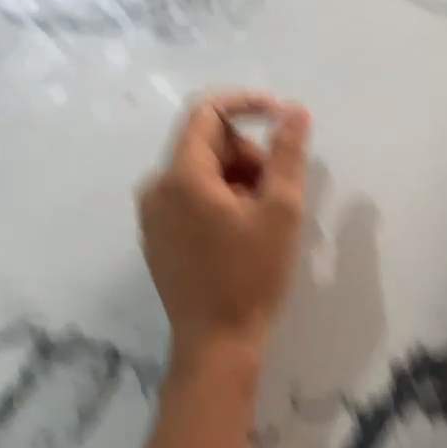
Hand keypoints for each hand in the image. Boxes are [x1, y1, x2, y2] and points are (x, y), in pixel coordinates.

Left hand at [139, 92, 311, 365]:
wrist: (217, 343)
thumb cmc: (252, 274)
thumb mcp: (280, 210)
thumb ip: (286, 154)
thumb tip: (293, 112)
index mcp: (181, 177)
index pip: (207, 113)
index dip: (248, 104)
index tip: (282, 116)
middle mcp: (156, 188)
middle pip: (208, 144)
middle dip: (249, 155)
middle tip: (278, 192)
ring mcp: (153, 215)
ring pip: (203, 172)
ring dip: (239, 180)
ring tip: (263, 220)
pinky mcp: (158, 237)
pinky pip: (191, 197)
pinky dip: (222, 200)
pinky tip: (243, 234)